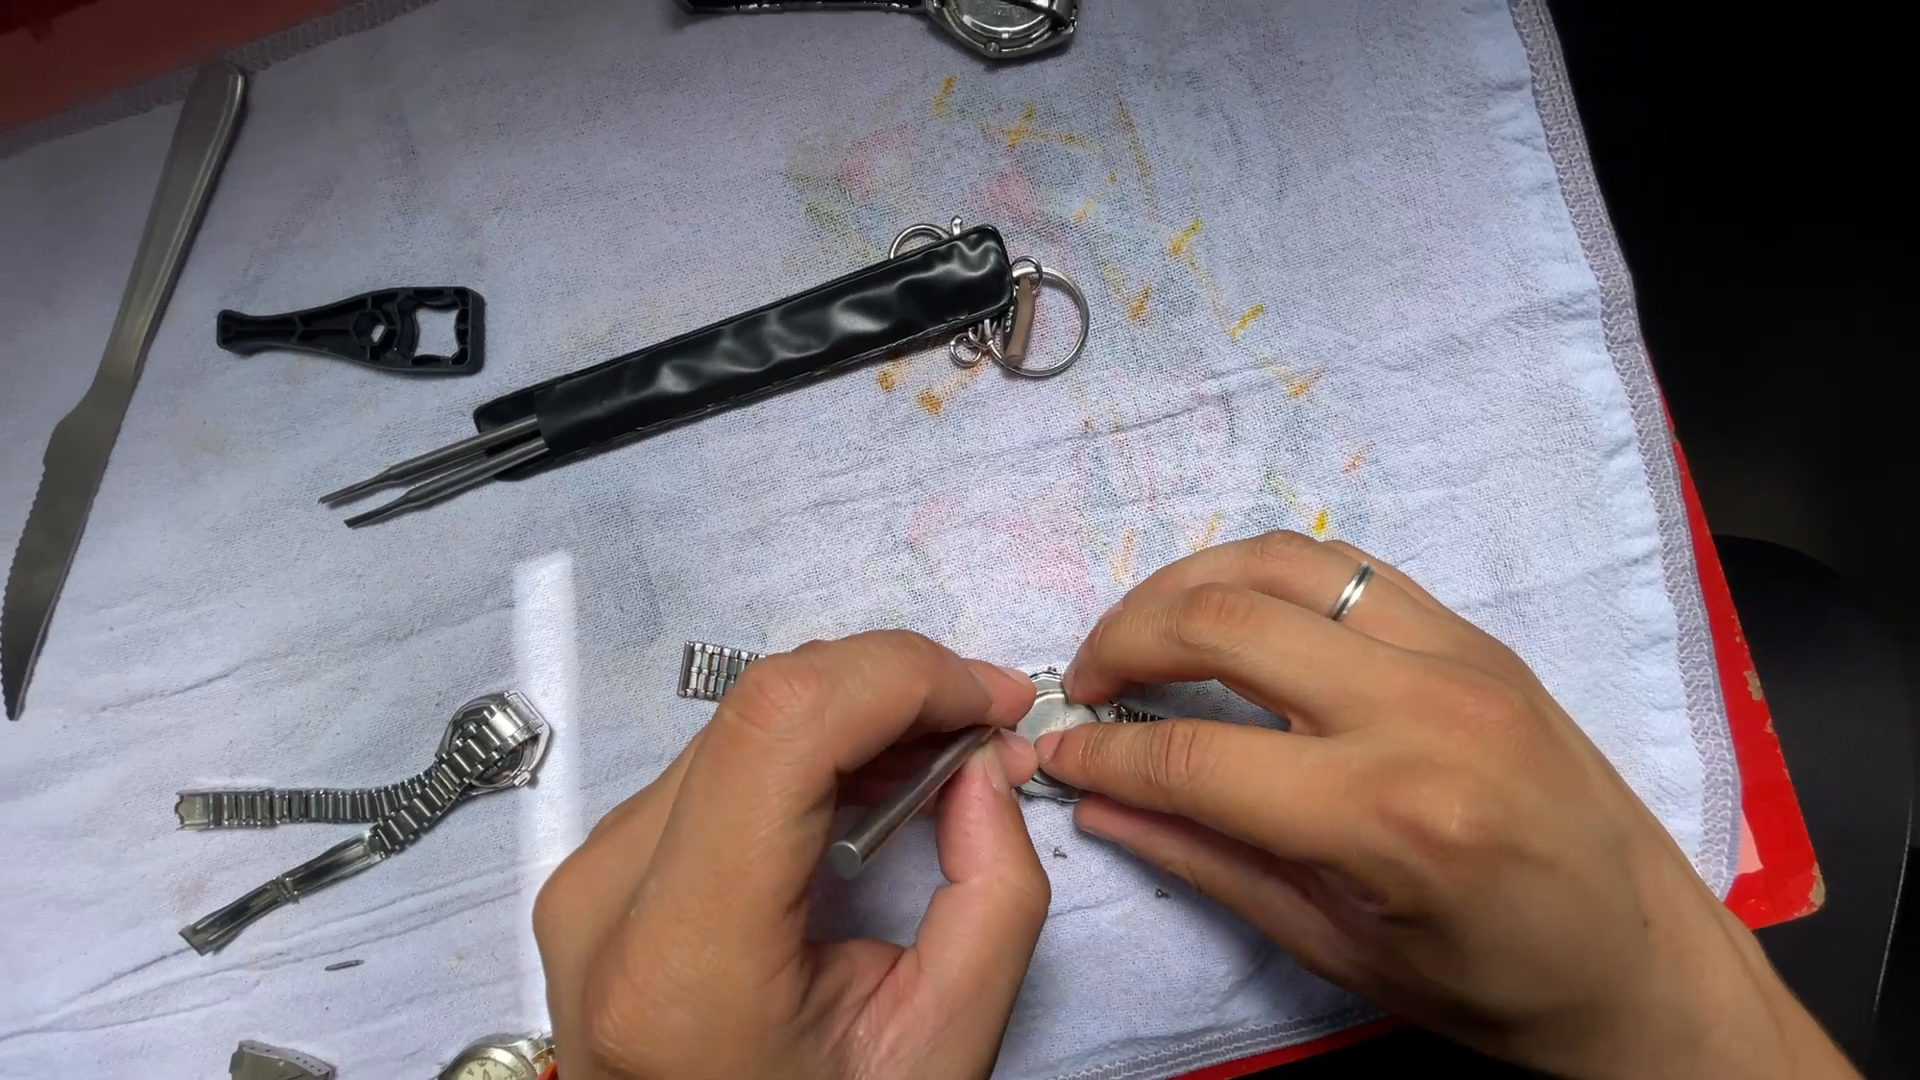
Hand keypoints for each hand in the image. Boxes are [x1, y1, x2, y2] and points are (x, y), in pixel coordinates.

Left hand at [534, 631, 1044, 1079]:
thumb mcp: (938, 1054)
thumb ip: (994, 895)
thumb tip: (981, 761)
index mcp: (682, 954)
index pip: (782, 722)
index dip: (902, 676)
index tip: (992, 702)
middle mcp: (614, 885)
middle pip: (772, 703)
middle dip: (904, 688)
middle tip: (988, 729)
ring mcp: (602, 861)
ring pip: (759, 714)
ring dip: (871, 710)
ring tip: (948, 756)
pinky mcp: (617, 851)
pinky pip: (739, 749)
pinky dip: (829, 741)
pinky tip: (884, 775)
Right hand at [1036, 532, 1854, 1079]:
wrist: (1654, 962)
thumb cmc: (1492, 981)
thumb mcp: (1330, 947)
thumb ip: (1200, 859)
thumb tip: (1096, 800)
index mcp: (1392, 817)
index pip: (1195, 757)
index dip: (1106, 750)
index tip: (1059, 748)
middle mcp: (1422, 709)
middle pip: (1223, 625)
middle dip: (1122, 642)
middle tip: (1085, 679)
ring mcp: (1454, 650)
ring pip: (1273, 563)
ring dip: (1177, 585)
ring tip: (1136, 629)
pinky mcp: (1467, 627)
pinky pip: (1333, 562)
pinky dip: (1251, 572)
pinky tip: (1220, 608)